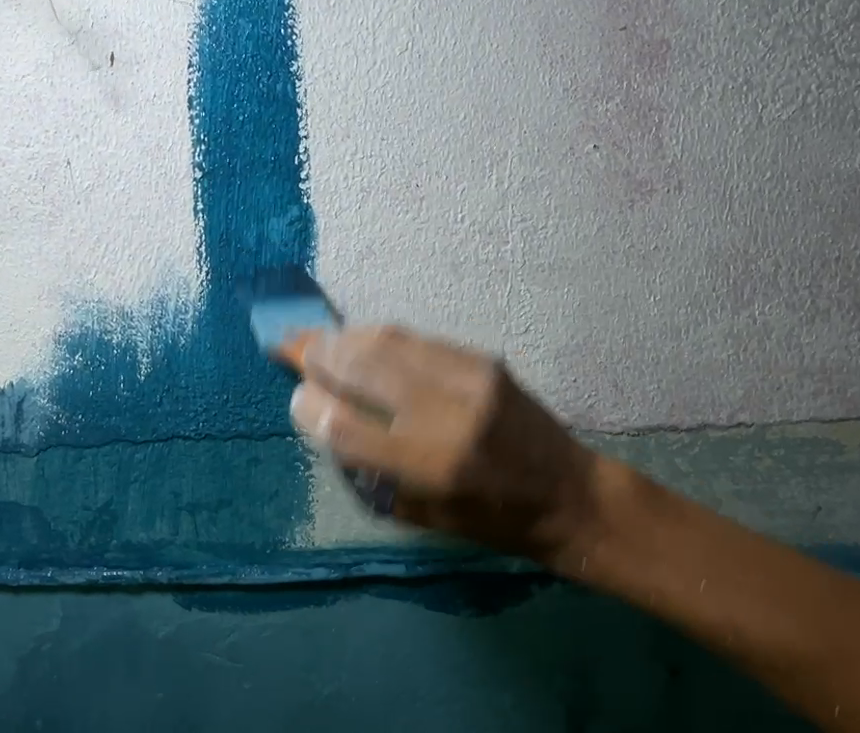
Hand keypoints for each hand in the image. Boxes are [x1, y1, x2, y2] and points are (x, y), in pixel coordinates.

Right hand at [289, 326, 598, 564]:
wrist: (571, 496)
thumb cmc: (491, 521)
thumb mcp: (421, 516)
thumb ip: (367, 467)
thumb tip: (319, 413)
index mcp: (430, 469)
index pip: (345, 427)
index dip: (310, 407)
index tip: (297, 399)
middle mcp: (446, 417)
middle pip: (360, 368)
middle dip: (316, 355)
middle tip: (289, 347)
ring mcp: (467, 380)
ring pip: (384, 340)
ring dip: (342, 337)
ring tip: (317, 339)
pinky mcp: (482, 359)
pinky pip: (415, 337)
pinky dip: (378, 337)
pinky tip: (361, 340)